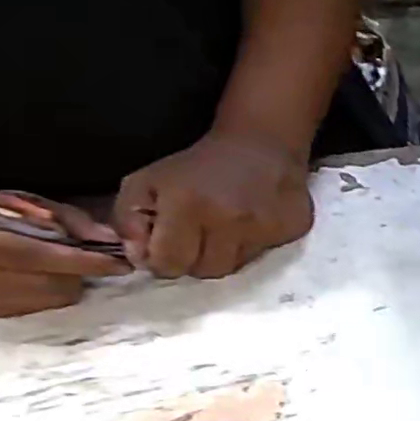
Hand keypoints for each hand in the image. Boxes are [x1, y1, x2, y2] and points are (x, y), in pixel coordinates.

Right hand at [0, 187, 130, 316]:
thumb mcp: (14, 200)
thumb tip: (111, 241)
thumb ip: (67, 219)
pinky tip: (32, 281)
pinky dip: (40, 297)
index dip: (82, 262)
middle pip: (39, 284)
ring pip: (36, 302)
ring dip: (60, 287)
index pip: (30, 255)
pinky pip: (19, 311)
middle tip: (83, 264)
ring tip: (54, 270)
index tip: (122, 264)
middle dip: (75, 275)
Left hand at [112, 131, 312, 278]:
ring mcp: (265, 229)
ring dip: (224, 254)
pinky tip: (250, 225)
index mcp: (188, 208)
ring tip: (223, 232)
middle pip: (206, 271)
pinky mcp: (290, 232)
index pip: (170, 262)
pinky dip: (251, 245)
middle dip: (194, 261)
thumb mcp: (146, 182)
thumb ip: (129, 220)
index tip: (164, 252)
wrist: (262, 148)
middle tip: (194, 243)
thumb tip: (138, 257)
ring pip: (236, 266)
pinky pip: (263, 254)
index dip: (162, 262)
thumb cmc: (199, 166)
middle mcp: (230, 222)